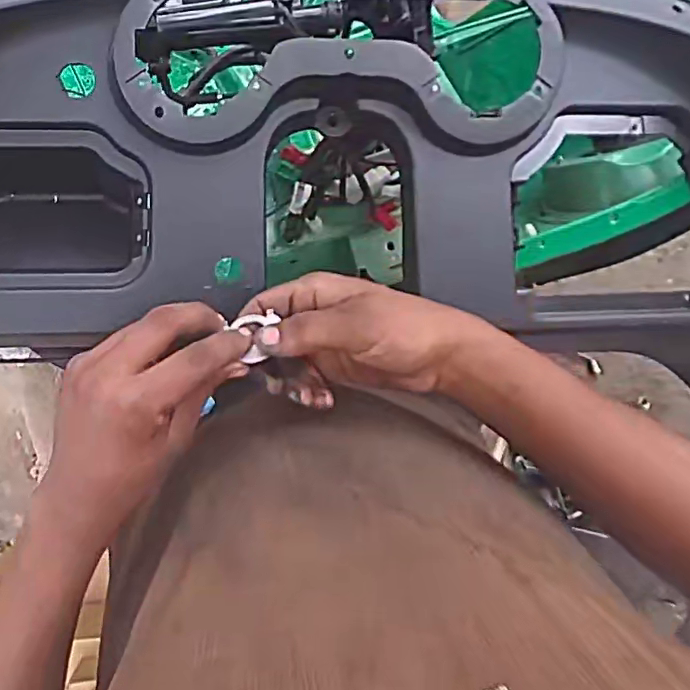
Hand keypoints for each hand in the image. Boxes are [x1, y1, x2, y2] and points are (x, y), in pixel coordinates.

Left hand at [33, 303, 251, 551]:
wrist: (76, 496)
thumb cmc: (126, 481)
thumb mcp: (176, 439)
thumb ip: (203, 391)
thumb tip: (231, 361)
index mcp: (134, 402)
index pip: (191, 357)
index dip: (224, 344)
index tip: (242, 339)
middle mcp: (106, 375)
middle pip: (162, 320)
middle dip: (198, 315)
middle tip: (220, 325)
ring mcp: (87, 365)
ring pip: (141, 322)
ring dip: (173, 322)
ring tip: (197, 335)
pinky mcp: (78, 363)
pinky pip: (121, 335)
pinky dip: (147, 336)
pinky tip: (163, 349)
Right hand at [243, 273, 504, 406]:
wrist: (442, 358)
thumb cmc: (409, 327)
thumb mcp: (352, 325)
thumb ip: (305, 330)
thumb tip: (264, 337)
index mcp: (313, 291)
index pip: (263, 304)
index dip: (249, 329)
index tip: (246, 355)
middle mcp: (312, 314)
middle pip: (268, 337)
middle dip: (270, 363)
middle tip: (281, 381)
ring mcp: (321, 340)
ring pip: (283, 362)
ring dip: (290, 381)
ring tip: (309, 393)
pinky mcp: (331, 364)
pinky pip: (303, 378)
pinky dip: (306, 391)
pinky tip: (321, 398)